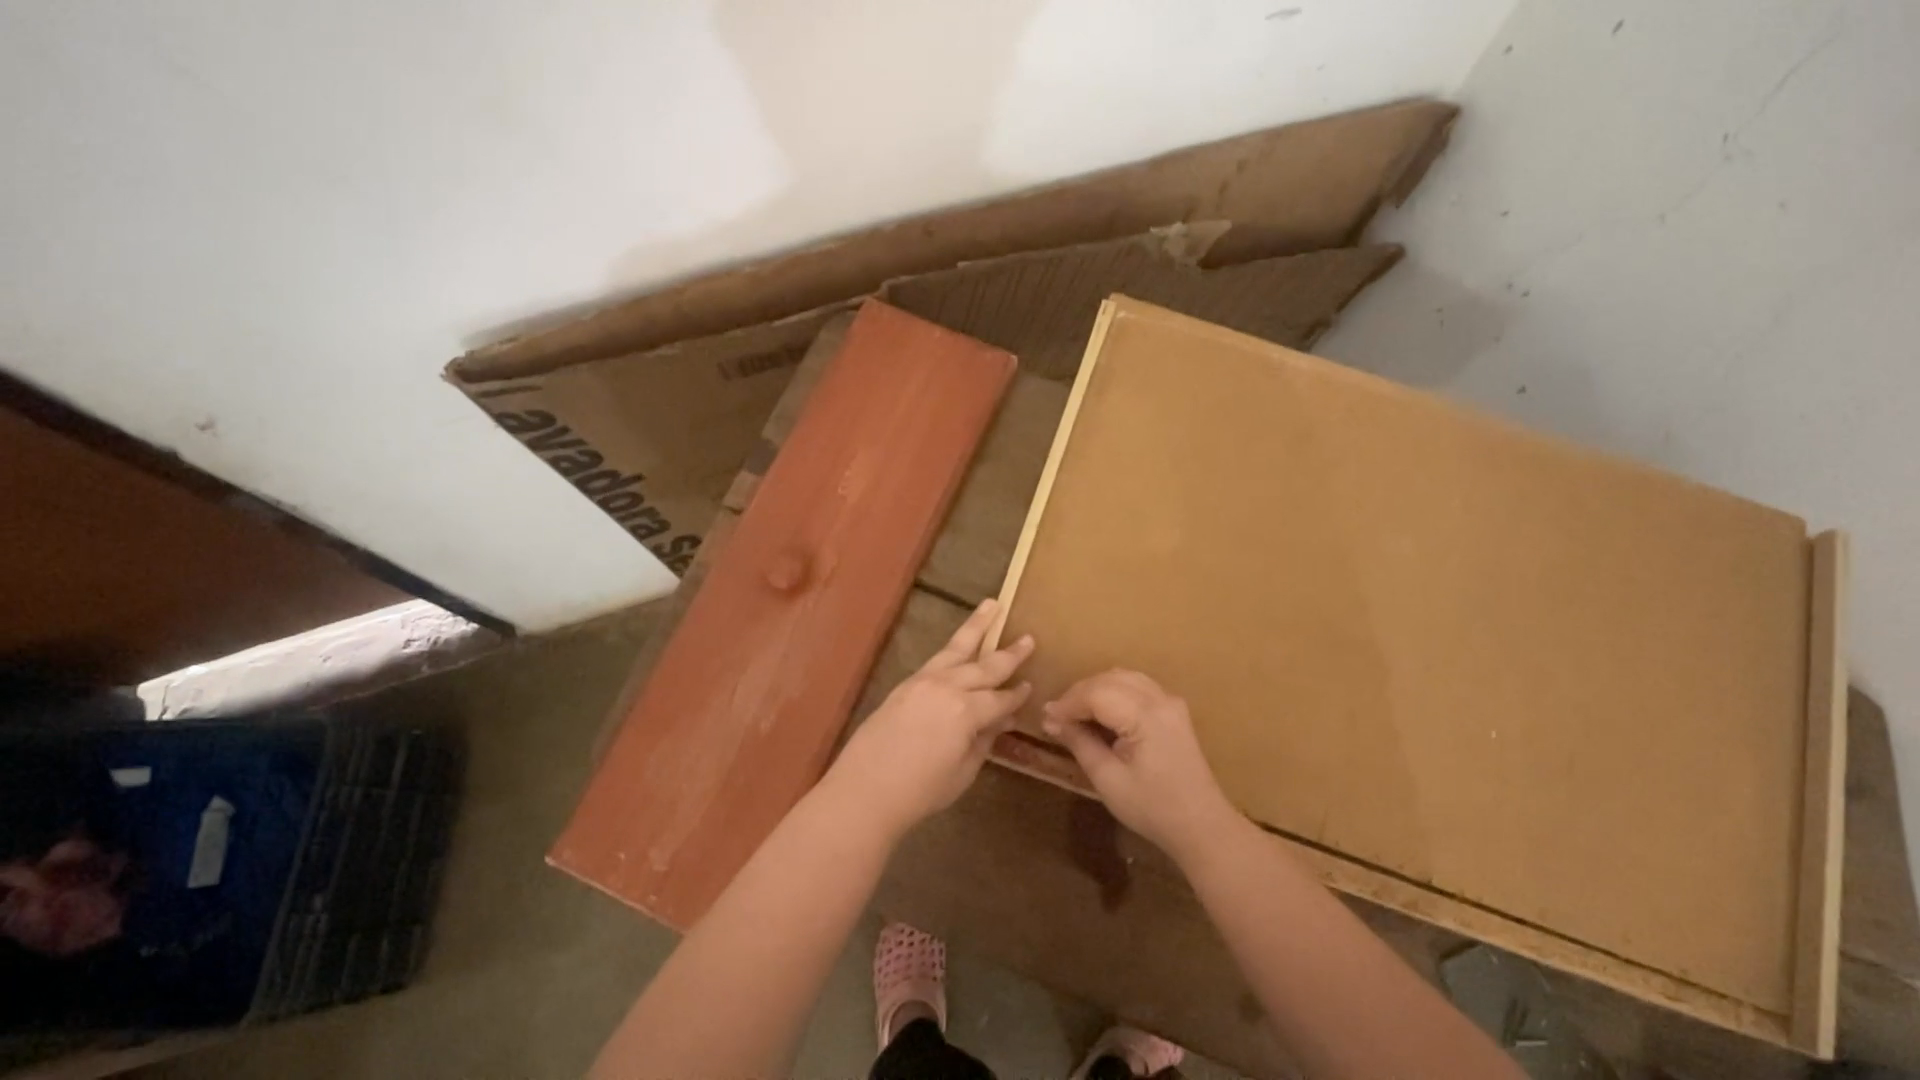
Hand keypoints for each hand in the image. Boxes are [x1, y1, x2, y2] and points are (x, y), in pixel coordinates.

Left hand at [824, 599, 1033, 841]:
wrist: (864, 791)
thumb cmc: (920, 791)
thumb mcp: (963, 771)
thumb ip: (983, 741)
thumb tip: (999, 721)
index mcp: (966, 711)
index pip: (1001, 699)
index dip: (1017, 696)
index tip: (1031, 686)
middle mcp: (946, 687)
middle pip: (983, 666)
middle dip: (1008, 653)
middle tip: (1028, 638)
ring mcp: (922, 682)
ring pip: (955, 649)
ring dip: (976, 628)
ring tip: (991, 605)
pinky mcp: (903, 686)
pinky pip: (935, 661)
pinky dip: (952, 651)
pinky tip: (960, 648)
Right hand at [1042, 670, 1242, 864]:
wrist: (1200, 825)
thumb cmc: (1152, 808)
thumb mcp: (1108, 779)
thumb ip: (1080, 743)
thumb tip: (1052, 720)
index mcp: (1146, 715)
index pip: (1097, 693)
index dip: (1068, 703)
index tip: (1045, 718)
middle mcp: (1161, 699)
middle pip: (1110, 678)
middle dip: (1079, 693)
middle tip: (1057, 717)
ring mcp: (1171, 702)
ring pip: (1124, 677)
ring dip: (1097, 689)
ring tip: (1076, 714)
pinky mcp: (1174, 711)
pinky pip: (1138, 686)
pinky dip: (1114, 692)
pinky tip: (1101, 712)